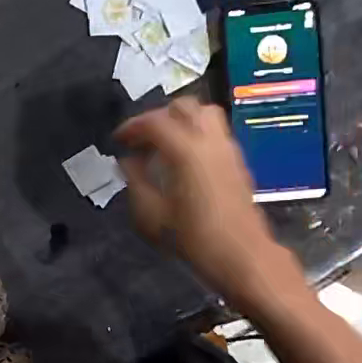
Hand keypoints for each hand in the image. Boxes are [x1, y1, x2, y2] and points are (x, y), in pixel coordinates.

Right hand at [115, 99, 303, 308]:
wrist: (242, 255)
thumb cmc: (194, 239)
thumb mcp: (152, 216)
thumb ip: (135, 182)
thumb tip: (128, 162)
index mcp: (185, 149)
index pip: (153, 122)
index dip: (131, 127)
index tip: (119, 140)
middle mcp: (209, 140)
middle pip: (182, 107)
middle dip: (158, 117)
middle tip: (142, 139)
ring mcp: (228, 148)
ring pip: (204, 113)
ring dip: (181, 120)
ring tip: (165, 143)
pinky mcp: (238, 160)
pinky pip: (216, 131)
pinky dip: (197, 133)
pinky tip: (186, 158)